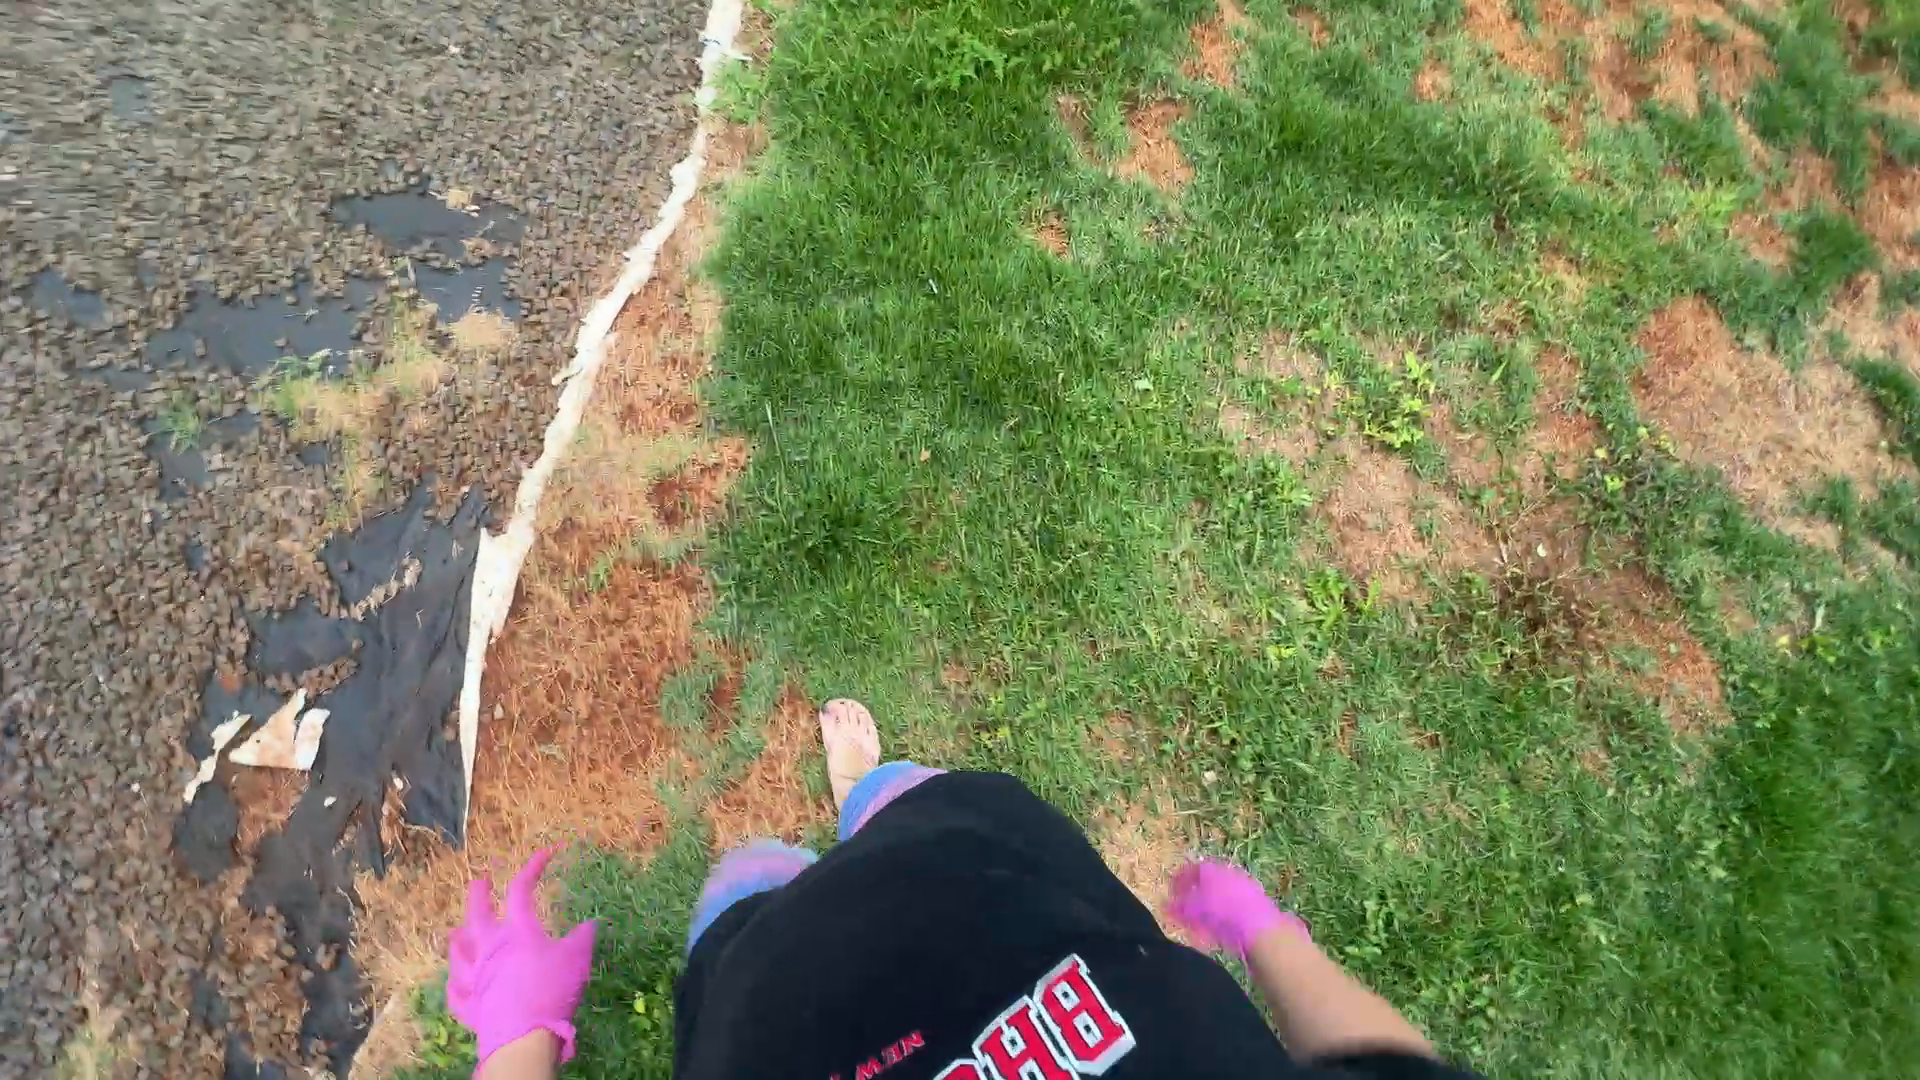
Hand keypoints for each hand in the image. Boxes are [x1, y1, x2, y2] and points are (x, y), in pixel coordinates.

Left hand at [448, 848, 596, 1066]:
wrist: (525, 1037)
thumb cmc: (553, 987)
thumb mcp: (577, 956)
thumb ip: (582, 937)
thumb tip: (589, 924)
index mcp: (519, 931)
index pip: (521, 890)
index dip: (533, 867)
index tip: (546, 853)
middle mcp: (491, 950)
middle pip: (478, 917)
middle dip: (478, 896)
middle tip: (478, 881)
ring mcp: (476, 979)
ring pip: (459, 954)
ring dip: (458, 940)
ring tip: (455, 932)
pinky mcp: (470, 1007)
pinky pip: (456, 993)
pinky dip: (455, 984)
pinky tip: (455, 981)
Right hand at [1166, 859, 1307, 955]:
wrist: (1260, 927)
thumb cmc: (1220, 912)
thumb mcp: (1193, 908)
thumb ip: (1178, 907)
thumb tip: (1165, 907)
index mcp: (1210, 868)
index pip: (1190, 870)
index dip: (1179, 881)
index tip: (1171, 893)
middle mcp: (1227, 874)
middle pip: (1205, 884)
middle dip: (1193, 898)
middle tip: (1183, 912)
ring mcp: (1243, 889)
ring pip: (1219, 900)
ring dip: (1206, 912)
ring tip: (1198, 928)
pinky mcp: (1256, 907)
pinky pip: (1231, 912)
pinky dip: (1221, 921)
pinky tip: (1216, 935)